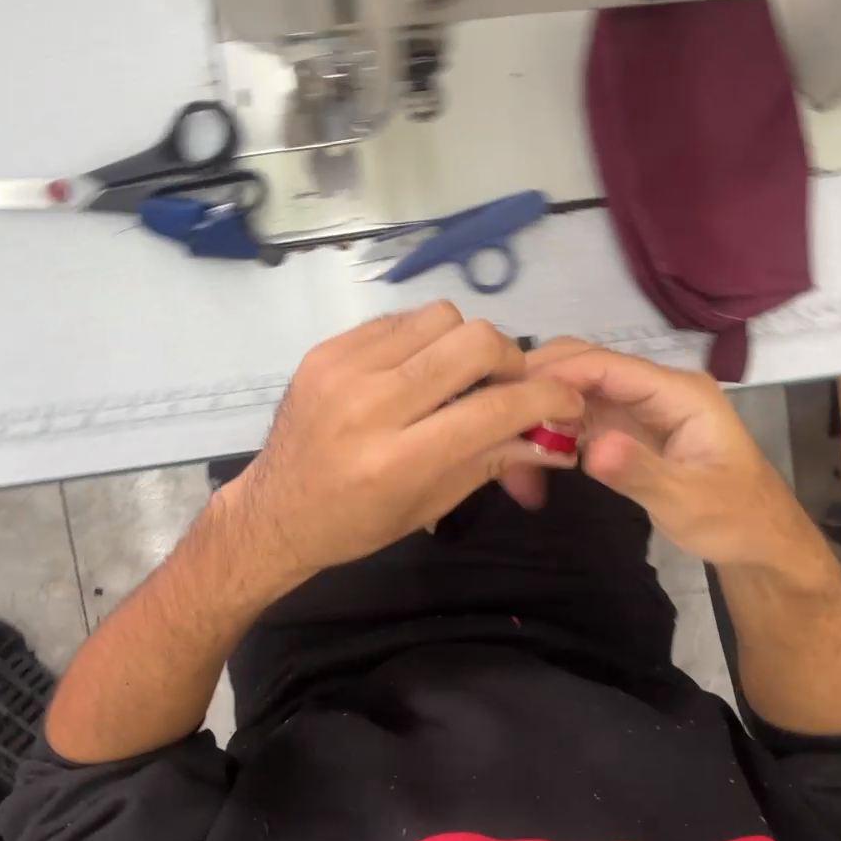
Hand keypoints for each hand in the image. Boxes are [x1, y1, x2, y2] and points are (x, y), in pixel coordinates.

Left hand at [223, 302, 583, 577]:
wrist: (275, 511)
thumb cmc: (357, 523)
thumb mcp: (430, 505)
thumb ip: (493, 460)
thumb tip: (555, 436)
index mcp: (398, 460)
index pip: (494, 407)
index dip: (546, 399)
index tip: (564, 401)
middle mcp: (370, 405)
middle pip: (473, 342)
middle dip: (510, 359)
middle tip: (506, 384)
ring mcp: (342, 370)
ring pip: (440, 317)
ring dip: (465, 343)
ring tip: (458, 376)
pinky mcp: (326, 351)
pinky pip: (399, 319)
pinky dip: (423, 340)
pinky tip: (417, 369)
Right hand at [519, 339, 805, 566]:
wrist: (758, 541)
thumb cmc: (734, 519)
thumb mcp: (689, 501)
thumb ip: (641, 472)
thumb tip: (592, 449)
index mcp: (677, 392)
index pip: (607, 365)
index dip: (557, 373)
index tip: (509, 394)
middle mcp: (654, 390)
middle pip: (586, 366)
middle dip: (541, 383)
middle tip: (495, 413)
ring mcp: (638, 408)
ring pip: (576, 390)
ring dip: (541, 408)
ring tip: (505, 435)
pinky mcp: (625, 429)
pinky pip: (579, 417)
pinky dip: (552, 429)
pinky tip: (529, 451)